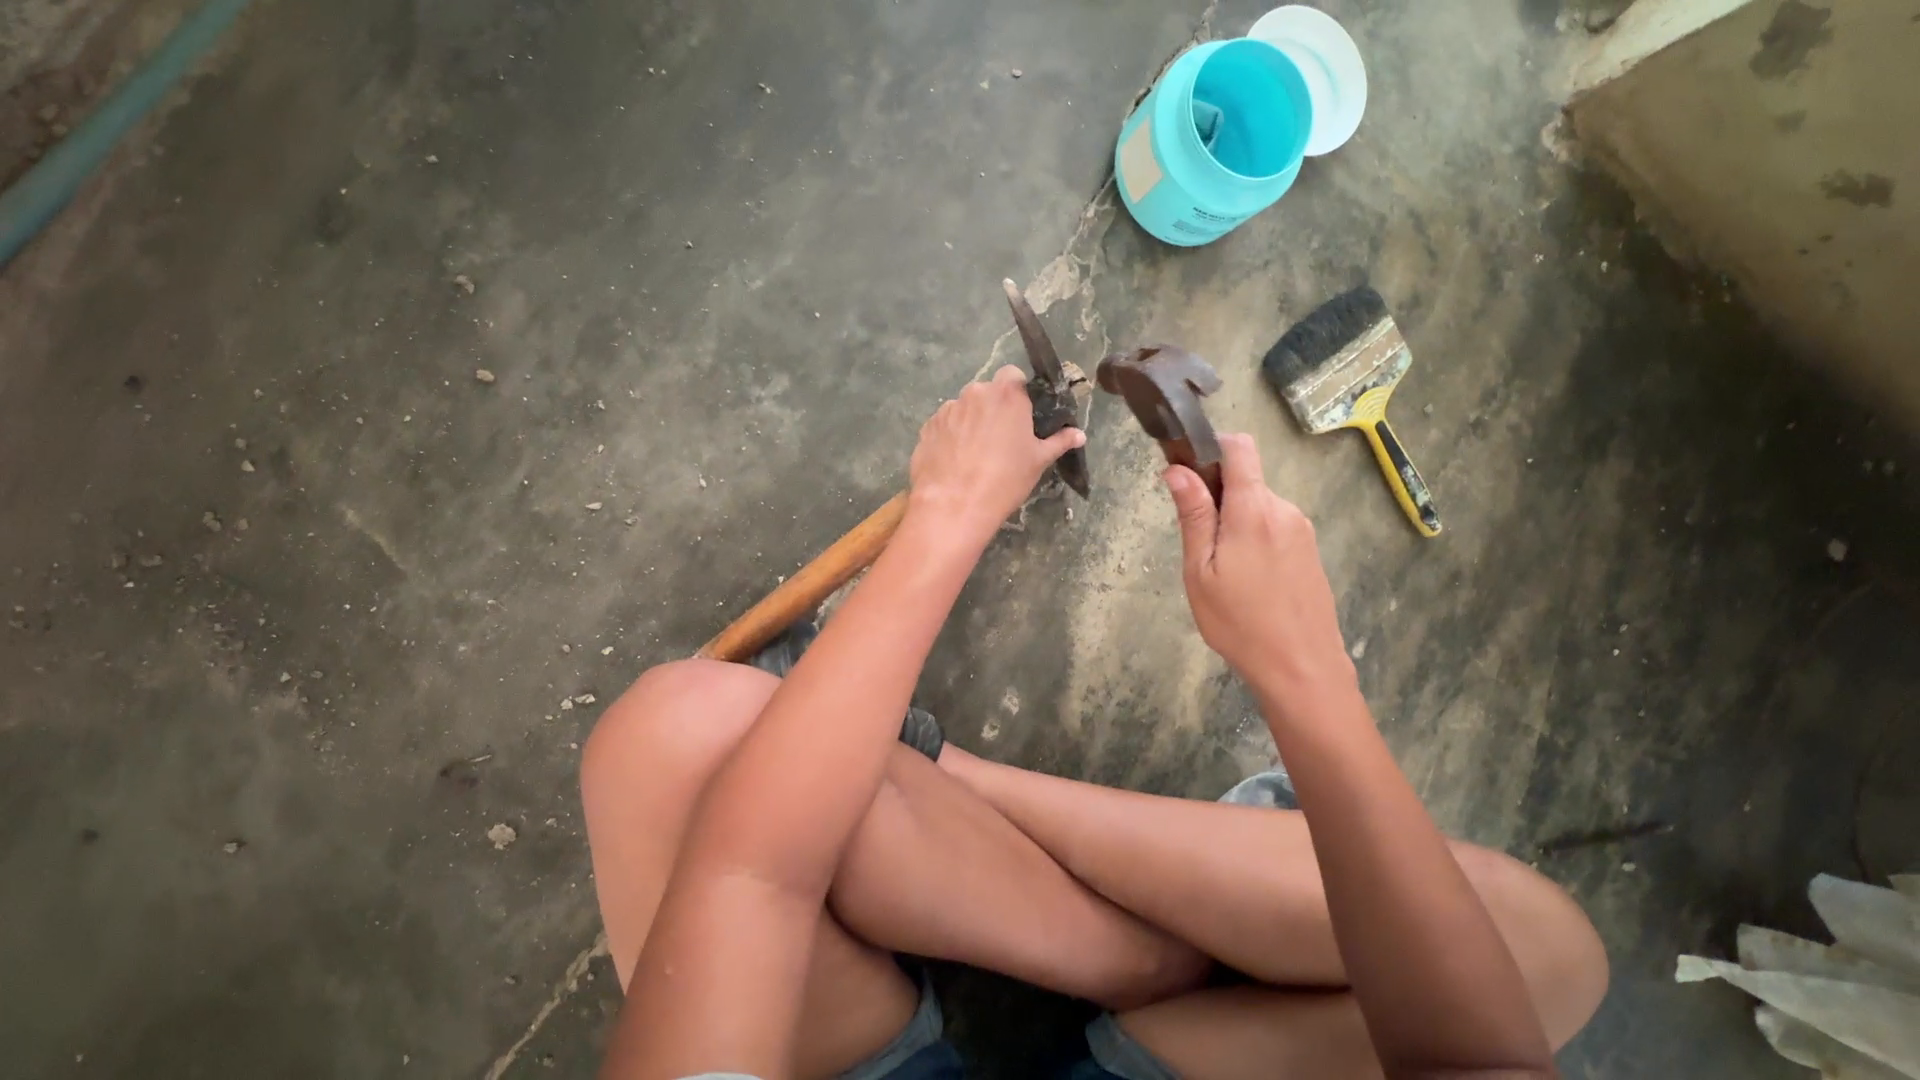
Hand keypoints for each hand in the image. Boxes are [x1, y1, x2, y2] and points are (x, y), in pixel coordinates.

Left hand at [908, 366, 1085, 541]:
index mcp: (1006, 394)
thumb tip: (1079, 434)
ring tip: (975, 454)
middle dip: (994, 408)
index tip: (1021, 416)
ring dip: (971, 422)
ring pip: (964, 408)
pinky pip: (945, 425)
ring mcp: (948, 409)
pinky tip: (956, 461)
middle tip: (1001, 438)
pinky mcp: (927, 427)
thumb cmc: (1004, 480)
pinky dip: (951, 436)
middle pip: (987, 392)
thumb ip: (1059, 442)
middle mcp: (975, 393)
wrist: (953, 505)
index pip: (1014, 376)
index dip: (1018, 393)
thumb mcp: (1038, 461)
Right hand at [1165, 433, 1354, 701]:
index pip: (1240, 447)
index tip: (1190, 472)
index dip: (1213, 446)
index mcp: (1254, 510)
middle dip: (1218, 500)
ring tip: (1224, 573)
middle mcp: (1284, 509)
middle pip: (1246, 481)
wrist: (1301, 667)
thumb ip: (1193, 516)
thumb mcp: (1200, 572)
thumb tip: (1177, 470)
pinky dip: (1254, 540)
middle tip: (1200, 548)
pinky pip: (1275, 528)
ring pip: (1259, 507)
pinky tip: (1249, 582)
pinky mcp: (1310, 550)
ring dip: (1236, 524)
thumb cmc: (1239, 622)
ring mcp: (1302, 530)